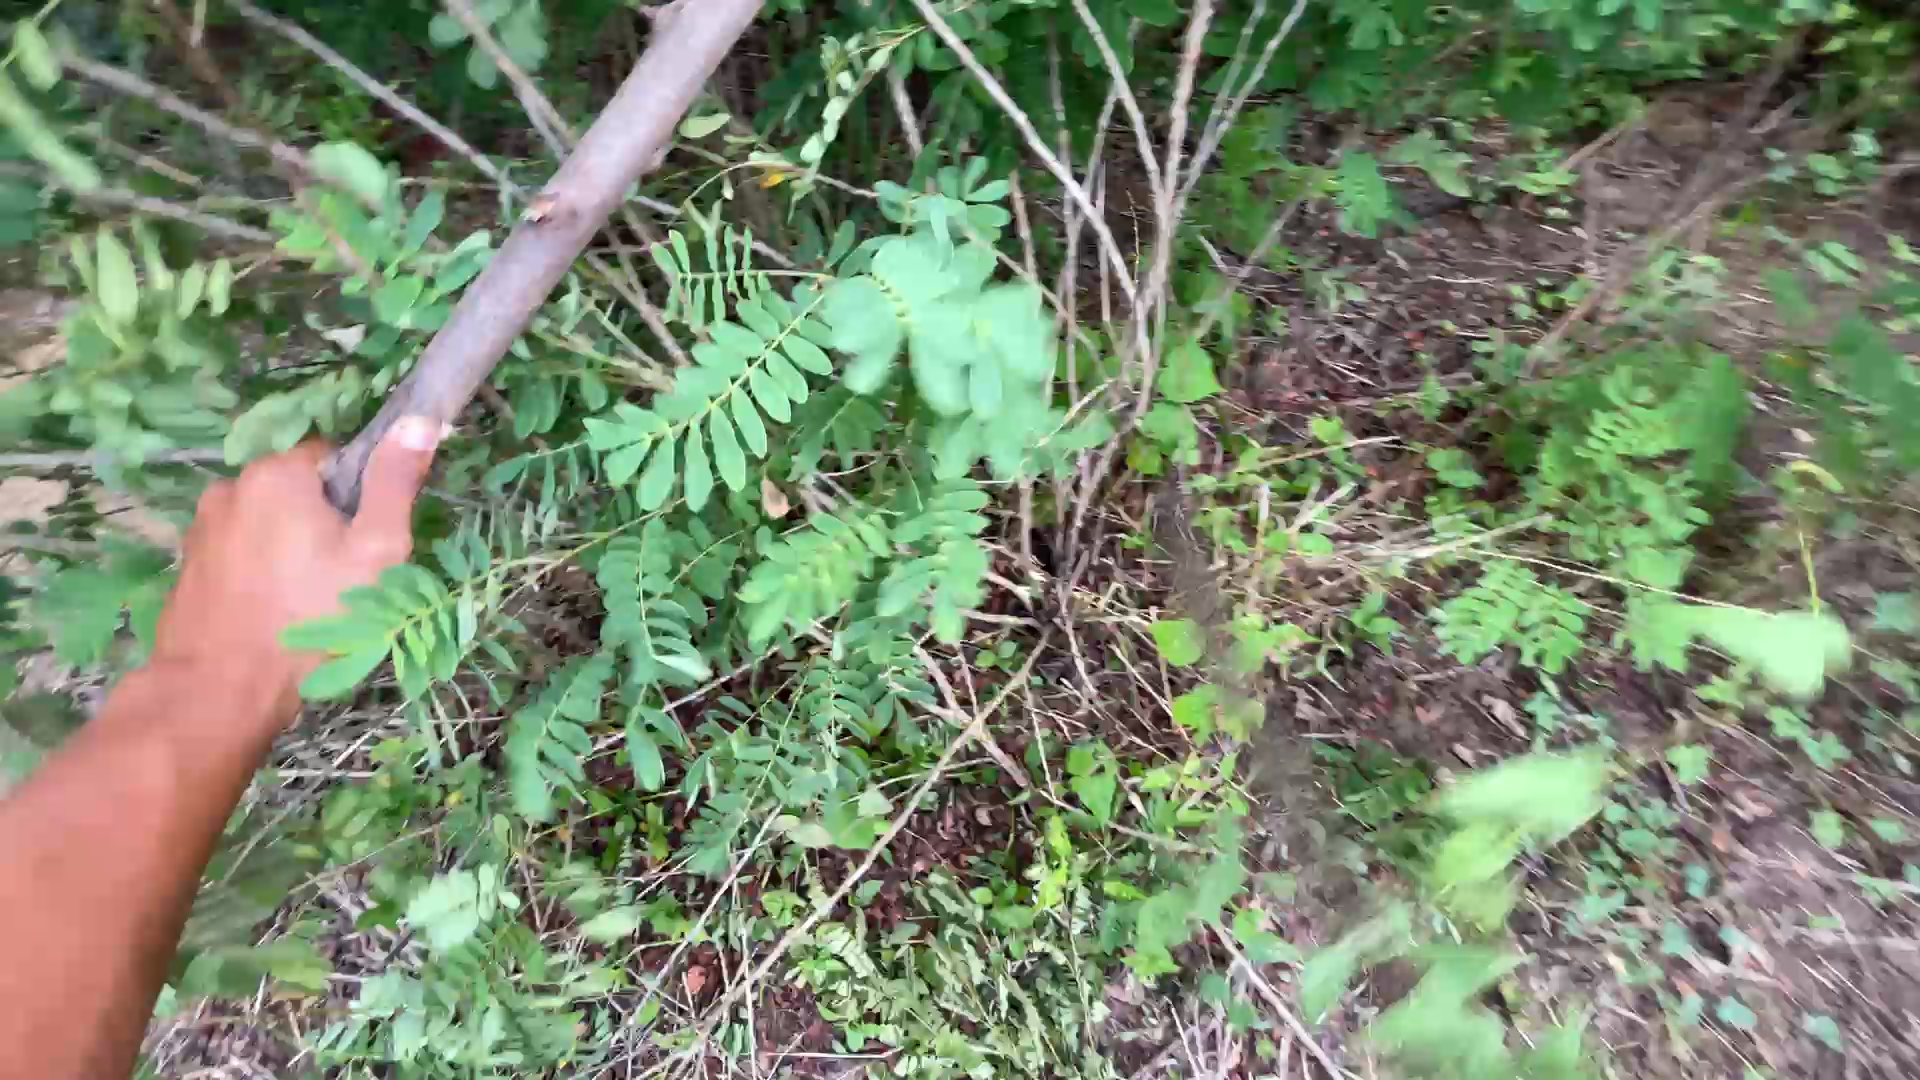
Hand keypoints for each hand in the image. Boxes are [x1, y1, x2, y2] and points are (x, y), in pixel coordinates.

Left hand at [152, 418, 443, 703]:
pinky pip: (249, 541)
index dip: (366, 488)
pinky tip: (287, 596)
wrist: (226, 681)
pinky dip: (272, 559)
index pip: (337, 454)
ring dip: (301, 537)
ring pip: (276, 515)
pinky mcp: (193, 557)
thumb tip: (419, 421)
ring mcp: (205, 523)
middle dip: (333, 514)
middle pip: (304, 484)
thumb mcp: (377, 545)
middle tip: (357, 564)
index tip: (378, 529)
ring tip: (321, 585)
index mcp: (278, 475)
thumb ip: (395, 481)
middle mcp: (232, 485)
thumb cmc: (317, 608)